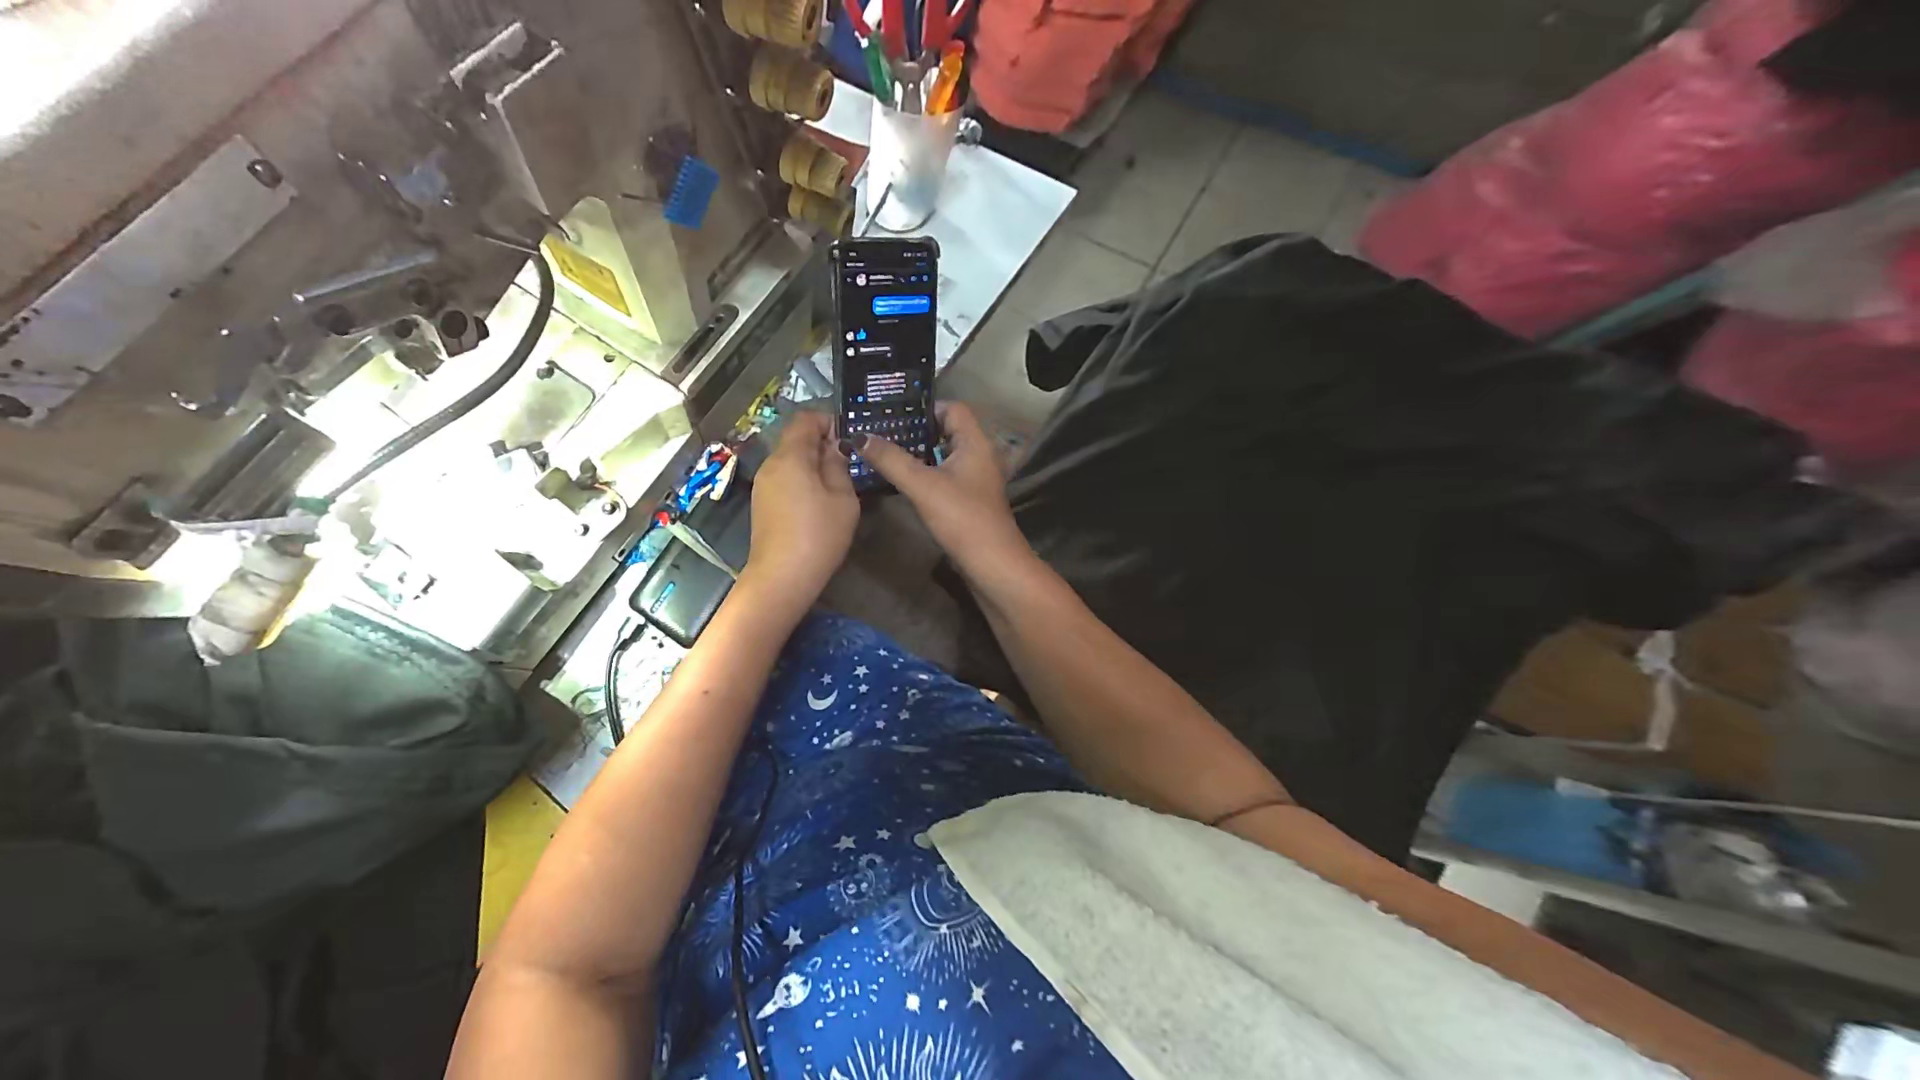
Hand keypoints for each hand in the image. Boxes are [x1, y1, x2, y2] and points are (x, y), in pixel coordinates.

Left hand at [744, 411, 858, 606]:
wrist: (782, 577)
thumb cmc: (818, 535)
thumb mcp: (842, 498)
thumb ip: (839, 466)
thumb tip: (836, 447)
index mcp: (790, 456)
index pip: (805, 419)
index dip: (828, 421)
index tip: (849, 438)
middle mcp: (771, 464)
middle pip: (796, 439)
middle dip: (822, 444)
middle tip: (849, 463)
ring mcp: (763, 485)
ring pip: (790, 461)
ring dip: (813, 465)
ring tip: (838, 486)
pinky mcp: (763, 504)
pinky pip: (785, 479)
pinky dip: (803, 481)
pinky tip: (819, 503)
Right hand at [852, 403, 1034, 578]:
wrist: (992, 564)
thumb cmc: (962, 518)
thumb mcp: (923, 486)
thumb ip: (891, 460)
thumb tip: (859, 437)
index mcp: (976, 442)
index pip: (952, 407)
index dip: (924, 407)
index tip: (893, 414)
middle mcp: (980, 454)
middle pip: (947, 429)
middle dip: (915, 430)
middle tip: (881, 432)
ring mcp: (976, 477)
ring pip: (945, 454)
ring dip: (918, 453)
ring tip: (884, 453)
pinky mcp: (970, 497)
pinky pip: (946, 474)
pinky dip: (926, 473)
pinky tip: (902, 480)